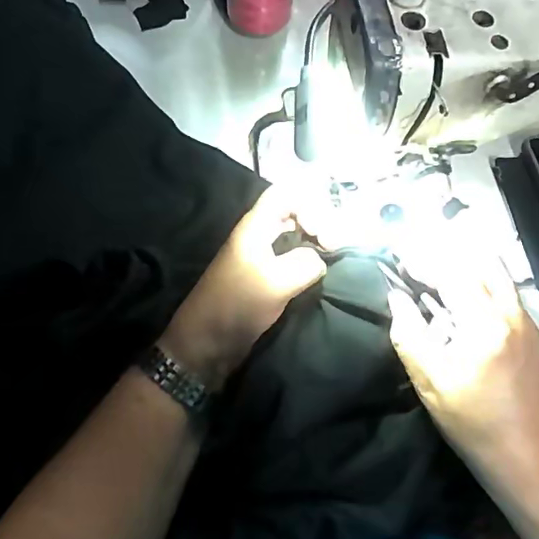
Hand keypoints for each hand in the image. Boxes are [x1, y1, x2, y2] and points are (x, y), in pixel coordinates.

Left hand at [160, 186, 328, 385]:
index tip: (322, 234)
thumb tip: (320, 260)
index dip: (310, 204)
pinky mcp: (265, 276)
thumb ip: (306, 263)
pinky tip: (321, 272)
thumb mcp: (276, 282)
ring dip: (317, 240)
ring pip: (296, 233)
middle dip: (320, 221)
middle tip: (333, 247)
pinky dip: (310, 258)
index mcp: (255, 226)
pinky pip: (293, 255)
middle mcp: (259, 235)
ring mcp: (262, 256)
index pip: (287, 193)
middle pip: (295, 210)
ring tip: (332, 258)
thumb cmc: (236, 306)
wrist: (205, 345)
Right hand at [385, 236, 538, 469]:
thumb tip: (397, 297)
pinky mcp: (530, 331)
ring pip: (494, 272)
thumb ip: (410, 334)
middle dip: (443, 255)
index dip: (422, 260)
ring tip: (436, 275)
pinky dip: (480, 280)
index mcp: (484, 321)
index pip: (450, 271)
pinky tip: (461, 298)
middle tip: (415, 263)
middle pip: (476, 262)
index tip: (398, 257)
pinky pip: (503, 289)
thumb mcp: (431, 382)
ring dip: (464, 264)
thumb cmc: (475, 423)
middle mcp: (510, 310)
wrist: (529, 455)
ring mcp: (525, 319)